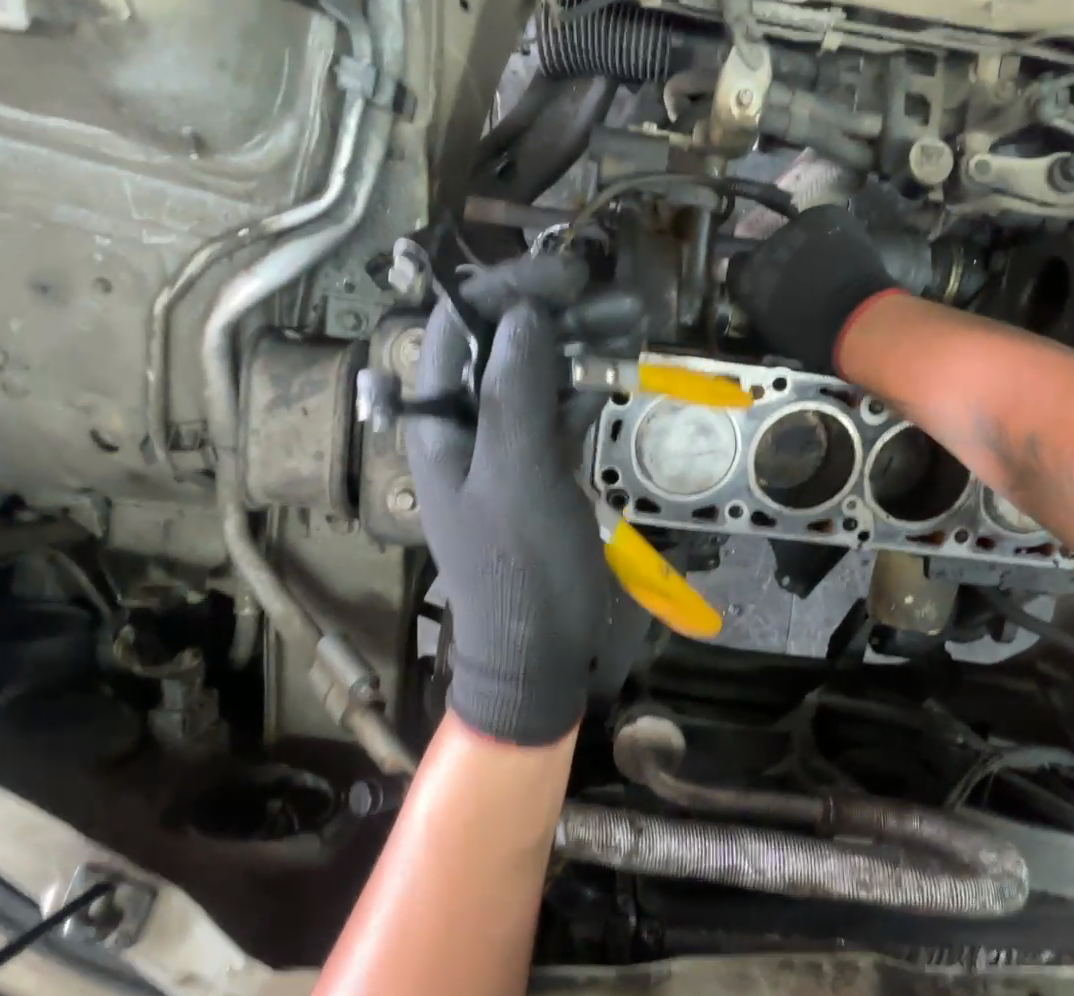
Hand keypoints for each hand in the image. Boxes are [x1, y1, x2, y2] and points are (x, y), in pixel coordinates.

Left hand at [404, 254, 616, 745]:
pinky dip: (589, 383)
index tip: (565, 274)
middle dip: (556, 313)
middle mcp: (467, 421)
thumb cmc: (518, 565)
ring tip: (635, 320)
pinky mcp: (540, 462)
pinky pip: (560, 406)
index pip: (456, 328)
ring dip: (582, 343)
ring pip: (538, 370)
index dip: (504, 288)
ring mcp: (506, 441)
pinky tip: (622, 365)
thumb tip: (523, 314)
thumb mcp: (515, 476)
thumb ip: (515, 392)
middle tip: (614, 295)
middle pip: (503, 342)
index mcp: (438, 421)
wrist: (537, 643)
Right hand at [730, 204, 901, 377]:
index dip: (752, 275)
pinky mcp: (825, 214)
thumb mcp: (774, 328)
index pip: (737, 267)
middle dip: (777, 258)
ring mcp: (796, 226)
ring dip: (802, 244)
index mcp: (747, 277)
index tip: (765, 285)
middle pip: (766, 246)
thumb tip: (763, 298)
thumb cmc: (814, 339)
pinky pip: (821, 223)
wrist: (858, 319)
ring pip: (794, 232)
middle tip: (796, 276)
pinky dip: (828, 234)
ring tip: (821, 262)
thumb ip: (761, 305)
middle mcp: (764, 246)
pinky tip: (839, 250)